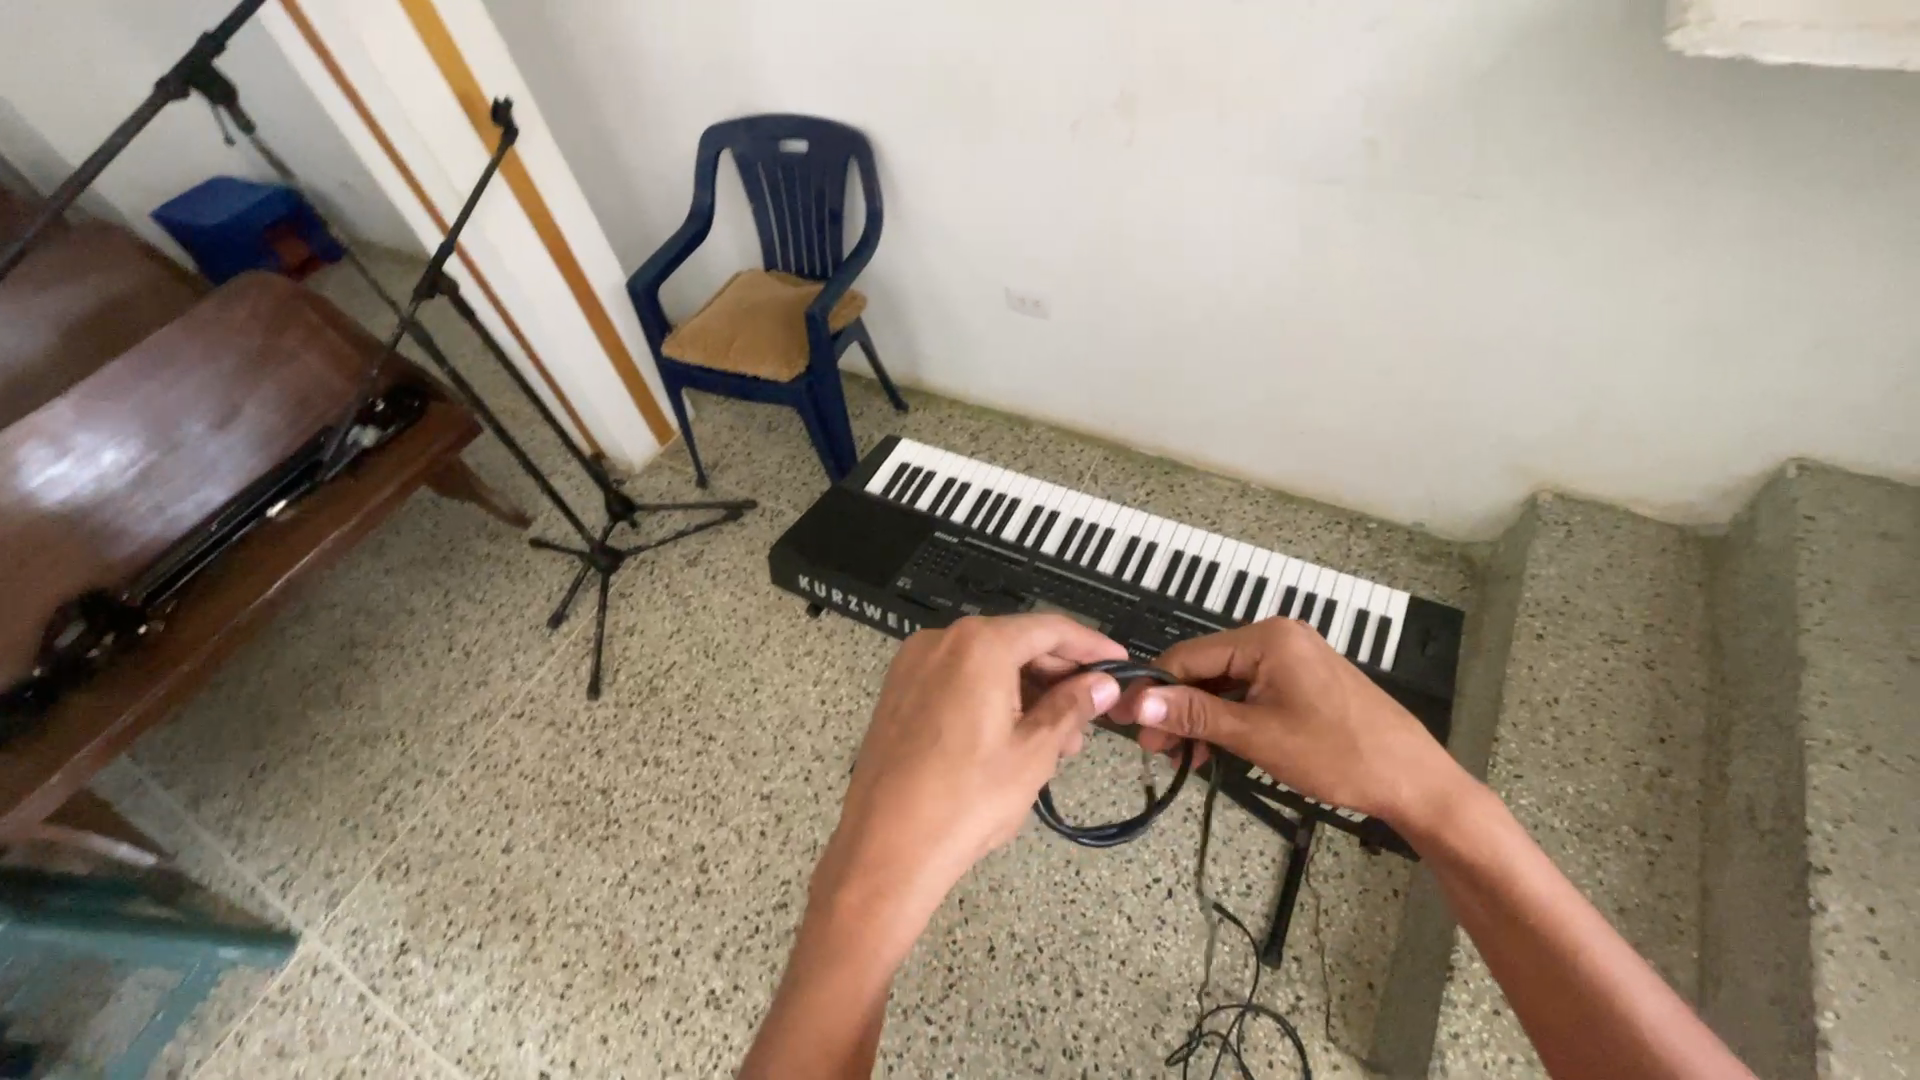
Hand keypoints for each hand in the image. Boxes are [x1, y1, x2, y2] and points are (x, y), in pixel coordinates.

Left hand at [815, 614, 1126, 920]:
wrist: (885, 847)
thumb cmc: (966, 800)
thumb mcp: (1033, 752)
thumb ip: (1072, 707)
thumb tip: (1102, 684)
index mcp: (978, 645)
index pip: (1049, 629)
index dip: (1090, 645)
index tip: (1118, 664)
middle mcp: (942, 641)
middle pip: (1016, 642)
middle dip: (1058, 676)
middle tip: (1090, 718)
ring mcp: (914, 664)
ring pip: (987, 663)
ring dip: (1026, 691)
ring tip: (1056, 741)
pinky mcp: (899, 691)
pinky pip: (958, 679)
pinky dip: (991, 696)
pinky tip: (1014, 735)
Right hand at [1107, 618, 1462, 826]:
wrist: (1414, 781)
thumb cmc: (1336, 754)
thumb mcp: (1256, 735)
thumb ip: (1195, 714)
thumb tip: (1138, 702)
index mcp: (1265, 638)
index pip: (1188, 656)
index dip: (1155, 690)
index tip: (1130, 725)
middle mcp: (1275, 637)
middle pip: (1205, 669)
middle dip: (1178, 708)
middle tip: (1157, 751)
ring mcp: (1291, 658)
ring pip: (1224, 684)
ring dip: (1200, 718)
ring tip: (1183, 758)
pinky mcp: (1301, 680)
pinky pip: (1249, 692)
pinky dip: (1228, 718)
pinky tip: (1213, 748)